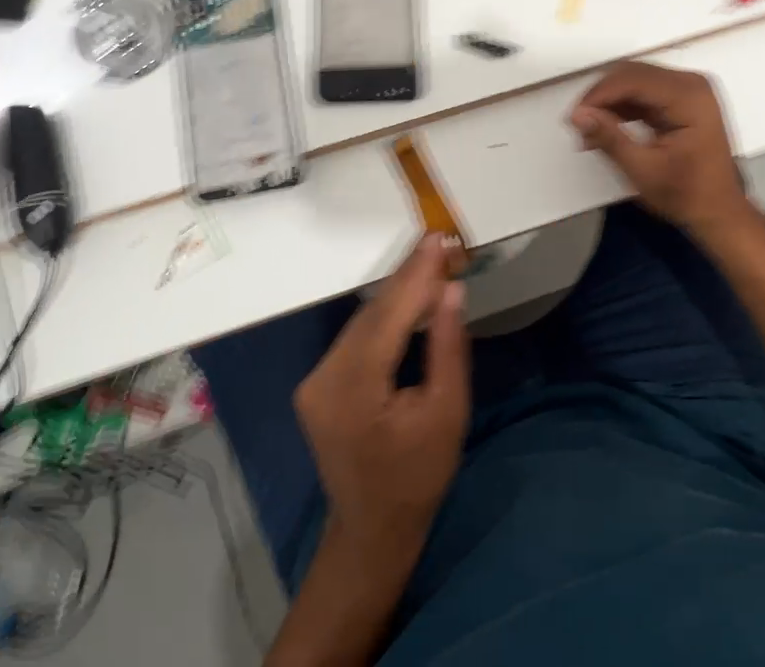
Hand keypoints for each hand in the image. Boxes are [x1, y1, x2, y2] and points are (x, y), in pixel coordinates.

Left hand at [295, 235, 470, 542]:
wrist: (374, 526)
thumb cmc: (420, 475)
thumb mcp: (448, 412)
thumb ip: (448, 348)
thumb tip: (450, 290)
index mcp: (354, 388)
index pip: (388, 316)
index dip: (415, 275)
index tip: (438, 239)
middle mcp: (323, 378)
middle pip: (371, 315)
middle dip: (407, 278)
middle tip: (438, 243)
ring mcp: (314, 382)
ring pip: (360, 324)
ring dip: (395, 296)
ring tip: (429, 263)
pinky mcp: (317, 386)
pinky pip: (354, 340)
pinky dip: (382, 318)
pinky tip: (406, 301)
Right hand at [570, 61, 755, 234]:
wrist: (720, 211)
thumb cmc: (688, 195)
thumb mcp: (643, 170)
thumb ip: (609, 138)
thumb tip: (578, 115)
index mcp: (689, 97)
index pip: (633, 80)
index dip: (598, 95)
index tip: (574, 118)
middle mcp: (692, 84)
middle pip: (633, 74)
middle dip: (602, 97)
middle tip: (580, 124)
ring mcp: (690, 90)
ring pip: (636, 81)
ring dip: (610, 102)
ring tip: (590, 130)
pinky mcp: (684, 100)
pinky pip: (646, 92)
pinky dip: (624, 107)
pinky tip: (608, 128)